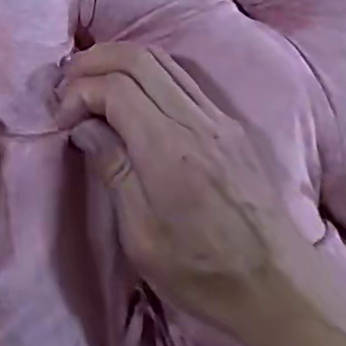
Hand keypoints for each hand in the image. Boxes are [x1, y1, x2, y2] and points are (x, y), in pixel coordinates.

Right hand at [56, 43, 345, 345]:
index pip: (115, 86)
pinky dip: (147, 70)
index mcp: (168, 150)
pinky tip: (133, 91)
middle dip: (94, 61)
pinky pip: (182, 76)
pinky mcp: (230, 123)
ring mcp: (217, 116)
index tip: (61, 118)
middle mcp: (195, 120)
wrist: (283, 287)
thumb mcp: (142, 238)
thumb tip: (85, 126)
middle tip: (68, 83)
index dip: (79, 91)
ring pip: (161, 59)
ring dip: (120, 59)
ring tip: (93, 80)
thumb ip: (113, 170)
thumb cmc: (206, 274)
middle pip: (136, 57)